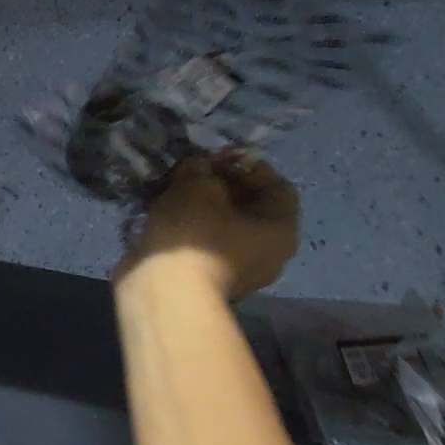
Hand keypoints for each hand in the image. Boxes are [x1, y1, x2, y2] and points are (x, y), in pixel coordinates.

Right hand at [122, 151, 299, 300]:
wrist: (165, 289)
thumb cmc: (194, 232)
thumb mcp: (197, 184)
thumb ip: (201, 167)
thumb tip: (199, 166)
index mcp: (280, 229)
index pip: (276, 185)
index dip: (246, 164)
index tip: (214, 155)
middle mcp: (268, 253)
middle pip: (250, 206)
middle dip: (220, 184)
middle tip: (189, 171)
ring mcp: (238, 269)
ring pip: (223, 225)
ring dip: (200, 205)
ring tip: (171, 190)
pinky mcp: (208, 278)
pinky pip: (204, 242)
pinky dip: (188, 226)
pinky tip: (164, 214)